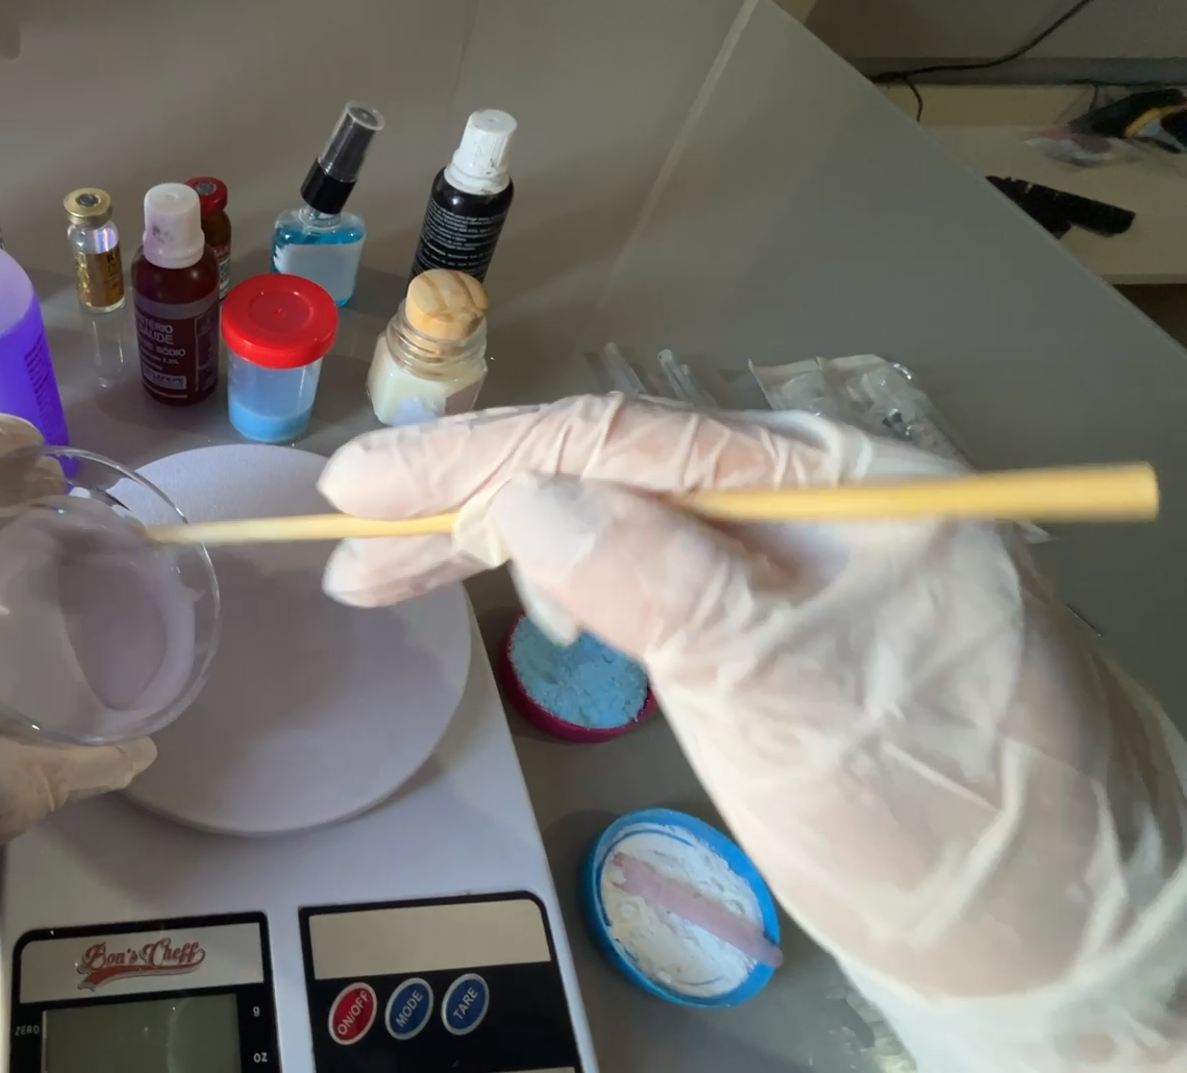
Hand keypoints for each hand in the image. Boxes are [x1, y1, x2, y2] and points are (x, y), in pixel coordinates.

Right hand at [320, 395, 1186, 1069]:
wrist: (1025, 928)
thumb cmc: (927, 813)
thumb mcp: (789, 691)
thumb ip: (658, 580)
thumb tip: (523, 500)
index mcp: (815, 477)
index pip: (609, 442)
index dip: (472, 459)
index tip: (360, 483)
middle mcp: (770, 490)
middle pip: (578, 472)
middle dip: (451, 500)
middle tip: (346, 525)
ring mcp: (738, 546)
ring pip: (575, 516)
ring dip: (471, 543)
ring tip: (377, 574)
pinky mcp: (712, 600)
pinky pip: (597, 564)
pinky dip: (526, 577)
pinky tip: (489, 589)